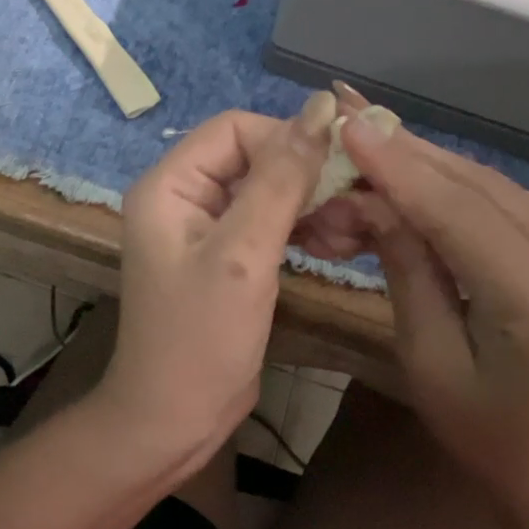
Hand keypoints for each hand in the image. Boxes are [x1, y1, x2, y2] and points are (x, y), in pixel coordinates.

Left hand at [98, 94, 338, 453]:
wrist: (174, 421)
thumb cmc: (200, 338)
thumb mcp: (244, 255)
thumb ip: (282, 179)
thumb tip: (322, 107)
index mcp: (169, 185)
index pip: (236, 129)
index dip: (289, 139)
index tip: (341, 168)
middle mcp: (183, 197)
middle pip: (255, 157)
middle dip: (307, 176)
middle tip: (359, 203)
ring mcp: (205, 230)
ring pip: (268, 191)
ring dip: (312, 204)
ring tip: (355, 230)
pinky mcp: (227, 259)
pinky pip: (270, 224)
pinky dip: (303, 229)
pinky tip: (339, 246)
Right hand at [337, 98, 528, 497]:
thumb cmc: (478, 429)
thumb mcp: (426, 358)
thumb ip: (407, 269)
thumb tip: (370, 198)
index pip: (462, 217)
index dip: (402, 169)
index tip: (349, 126)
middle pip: (479, 190)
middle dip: (408, 152)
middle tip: (348, 115)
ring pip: (491, 186)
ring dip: (426, 160)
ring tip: (367, 135)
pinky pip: (502, 202)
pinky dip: (449, 182)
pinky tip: (408, 167)